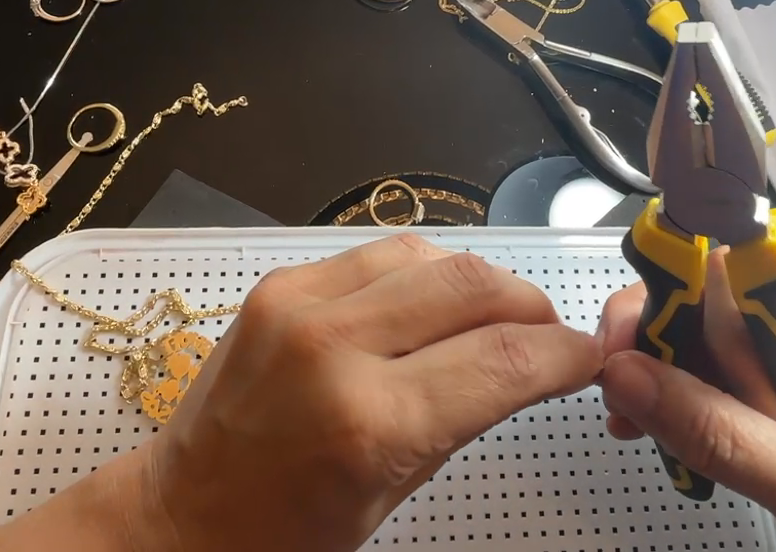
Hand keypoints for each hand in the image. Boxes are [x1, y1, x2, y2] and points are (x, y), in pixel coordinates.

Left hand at [0, 234, 601, 551]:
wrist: (183, 510)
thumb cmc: (290, 530)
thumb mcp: (392, 491)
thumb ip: (462, 415)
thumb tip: (526, 364)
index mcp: (369, 422)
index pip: (500, 363)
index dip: (563, 353)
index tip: (592, 354)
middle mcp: (335, 343)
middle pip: (471, 286)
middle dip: (527, 304)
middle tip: (550, 330)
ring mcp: (300, 299)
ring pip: (428, 253)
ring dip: (477, 278)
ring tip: (496, 310)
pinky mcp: (281, 279)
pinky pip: (378, 252)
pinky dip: (423, 268)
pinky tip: (433, 295)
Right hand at [597, 251, 775, 551]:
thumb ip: (715, 430)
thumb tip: (616, 371)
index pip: (741, 274)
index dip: (674, 296)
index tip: (621, 344)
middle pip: (712, 306)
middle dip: (660, 348)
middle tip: (614, 392)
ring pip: (703, 346)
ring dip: (661, 382)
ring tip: (628, 424)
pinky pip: (714, 384)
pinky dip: (678, 407)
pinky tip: (649, 431)